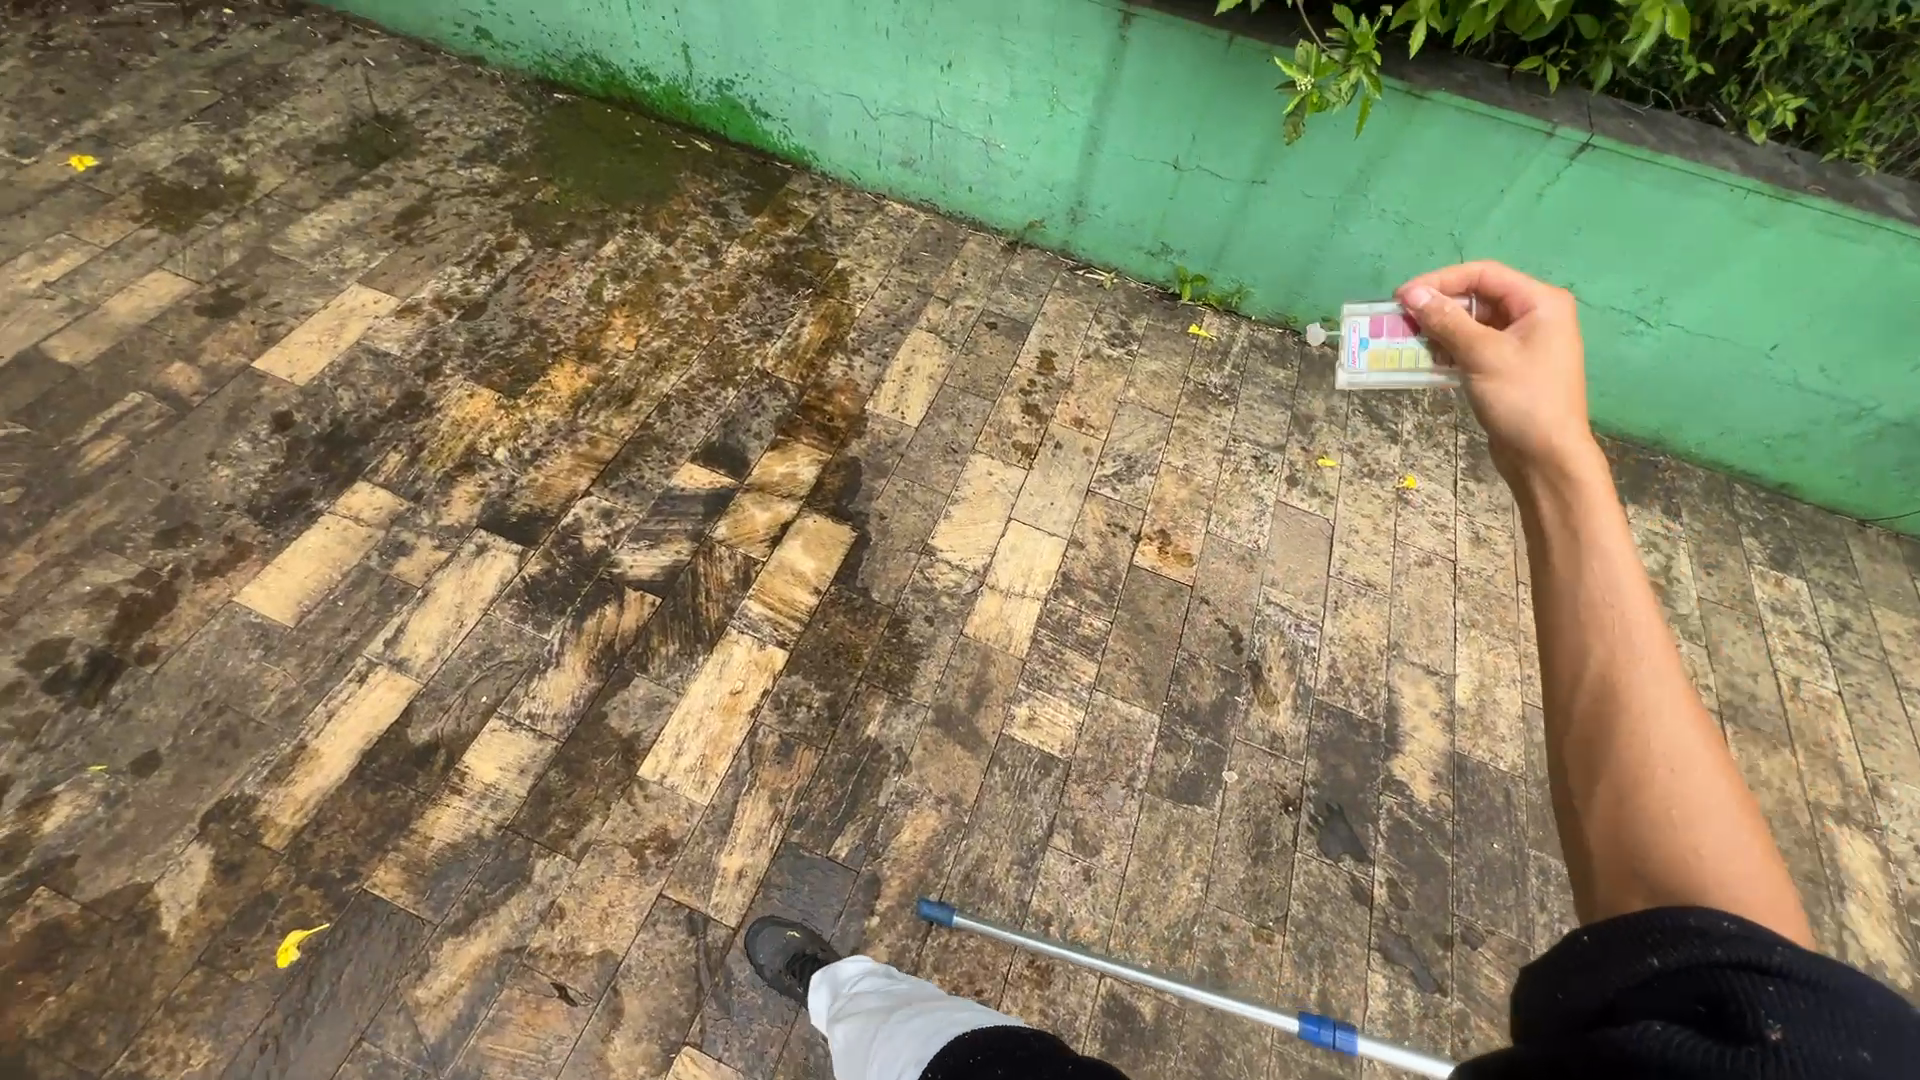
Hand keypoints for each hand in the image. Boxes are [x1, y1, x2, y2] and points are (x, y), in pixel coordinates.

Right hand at [1395, 261, 1595, 482]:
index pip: (1483, 274)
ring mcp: (1518, 342)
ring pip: (1469, 323)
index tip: (1402, 297)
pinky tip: (1423, 360)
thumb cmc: (1522, 399)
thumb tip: (1412, 294)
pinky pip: (1470, 346)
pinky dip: (1446, 350)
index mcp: (1538, 302)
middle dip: (1436, 307)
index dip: (1440, 281)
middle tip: (1398, 320)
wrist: (1544, 454)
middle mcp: (1532, 315)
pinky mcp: (1504, 365)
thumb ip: (1447, 321)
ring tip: (1404, 341)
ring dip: (1436, 330)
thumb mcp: (1482, 355)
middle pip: (1475, 297)